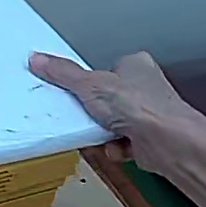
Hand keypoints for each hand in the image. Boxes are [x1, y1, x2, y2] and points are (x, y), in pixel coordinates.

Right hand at [28, 50, 205, 175]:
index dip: (86, 83)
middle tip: (81, 115)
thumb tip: (37, 59)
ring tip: (99, 134)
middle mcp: (145, 88)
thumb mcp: (89, 85)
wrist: (169, 142)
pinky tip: (116, 147)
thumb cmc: (139, 106)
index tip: (71, 92)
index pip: (104, 70)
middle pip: (104, 99)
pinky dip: (113, 147)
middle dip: (90, 113)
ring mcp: (148, 115)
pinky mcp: (148, 140)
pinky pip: (118, 143)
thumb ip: (63, 73)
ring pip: (110, 123)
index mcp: (135, 66)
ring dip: (100, 132)